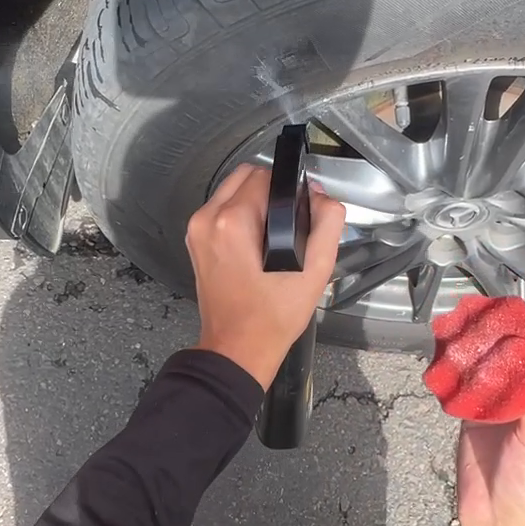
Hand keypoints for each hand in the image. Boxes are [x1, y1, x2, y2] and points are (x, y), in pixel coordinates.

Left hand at [186, 164, 343, 388]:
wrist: (239, 349)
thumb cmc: (270, 318)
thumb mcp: (314, 271)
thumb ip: (327, 225)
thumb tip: (325, 199)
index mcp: (232, 223)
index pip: (267, 177)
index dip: (293, 190)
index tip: (304, 213)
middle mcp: (207, 221)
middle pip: (247, 176)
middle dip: (273, 192)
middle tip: (291, 224)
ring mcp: (197, 231)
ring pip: (233, 190)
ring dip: (256, 202)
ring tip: (275, 237)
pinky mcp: (196, 242)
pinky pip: (222, 210)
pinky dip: (242, 217)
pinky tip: (259, 244)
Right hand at [453, 333, 524, 525]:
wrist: (499, 525)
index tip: (520, 322)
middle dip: (507, 337)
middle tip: (484, 318)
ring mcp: (503, 407)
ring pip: (494, 368)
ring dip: (480, 351)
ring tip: (461, 330)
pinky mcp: (474, 417)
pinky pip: (469, 387)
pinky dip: (459, 372)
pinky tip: (447, 358)